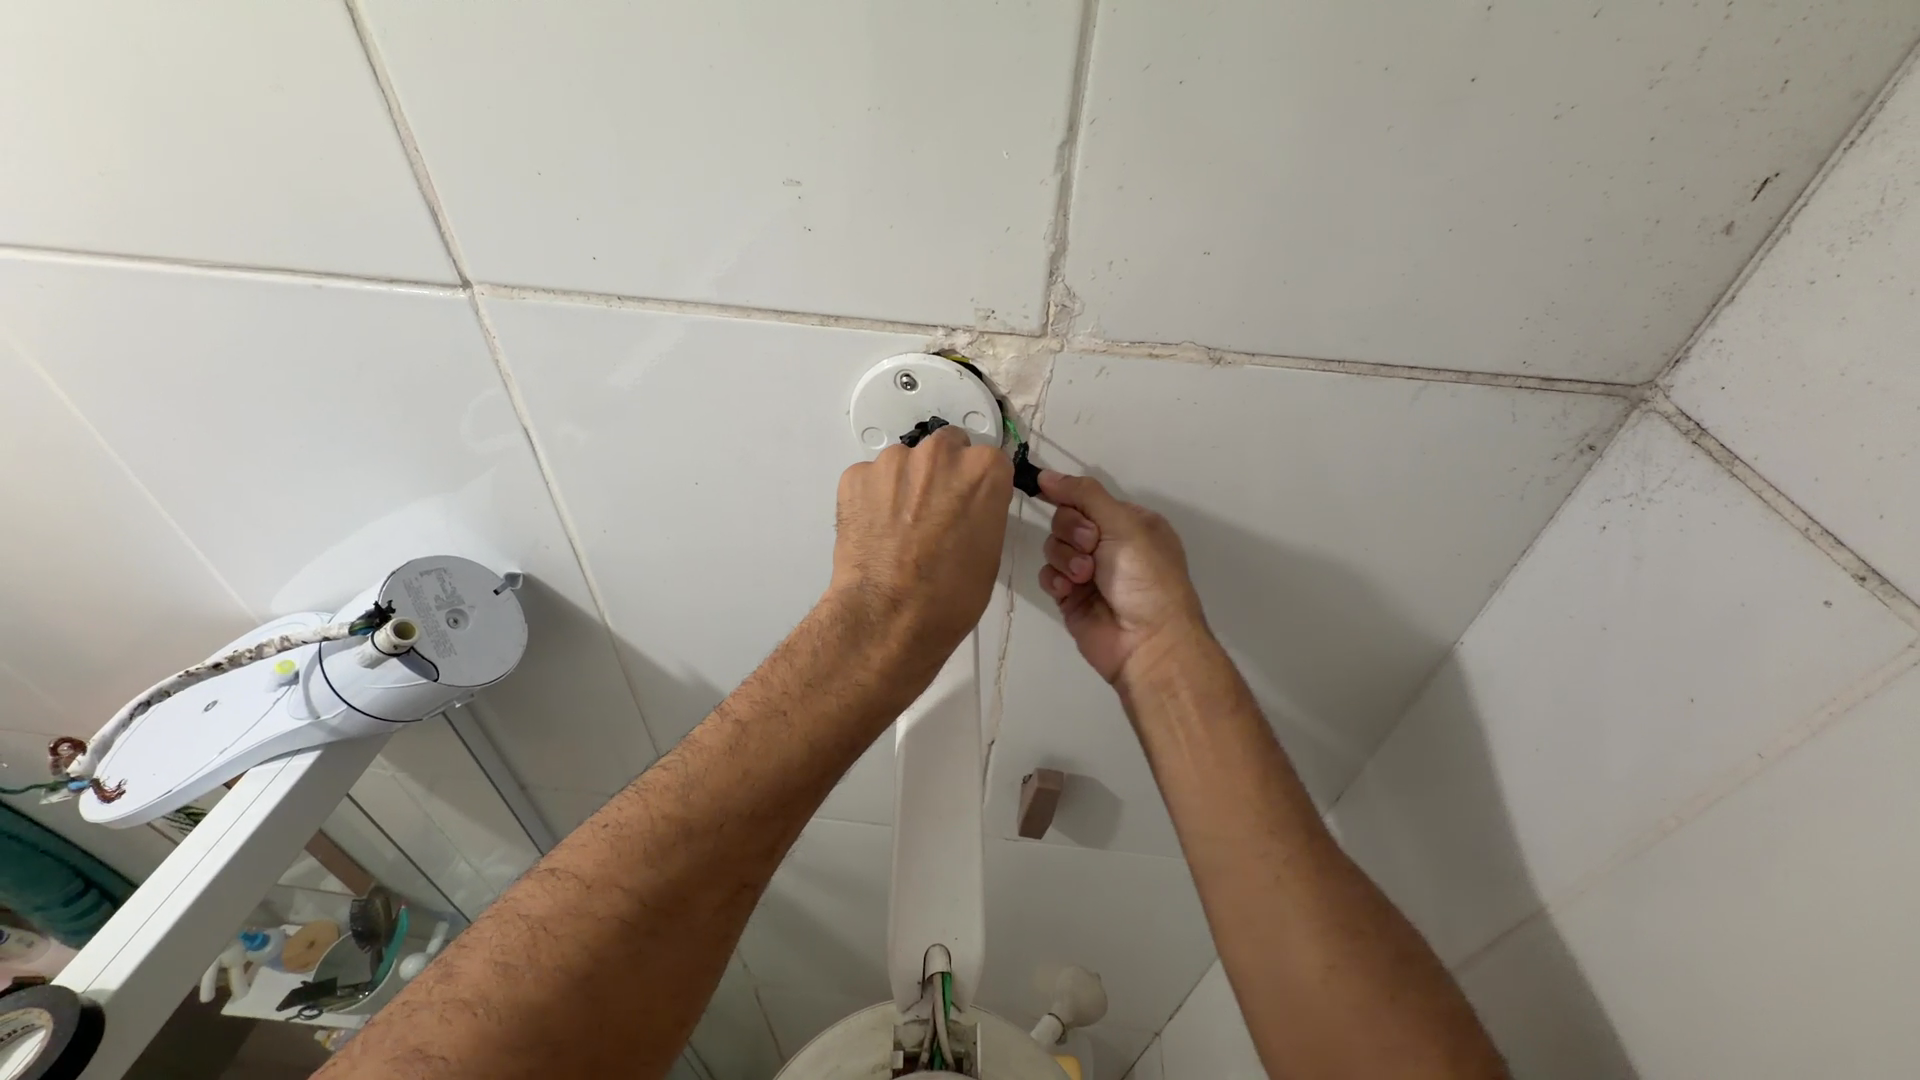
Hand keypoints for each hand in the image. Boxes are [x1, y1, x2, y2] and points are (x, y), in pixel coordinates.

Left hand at [829, 425, 1013, 662]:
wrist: (889, 617)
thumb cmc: (948, 595)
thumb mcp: (989, 551)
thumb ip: (982, 511)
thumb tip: (967, 508)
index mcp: (983, 471)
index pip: (988, 461)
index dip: (977, 485)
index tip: (969, 504)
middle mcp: (939, 455)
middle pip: (946, 448)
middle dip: (941, 474)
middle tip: (934, 514)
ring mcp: (893, 462)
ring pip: (904, 463)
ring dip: (904, 485)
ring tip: (900, 529)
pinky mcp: (856, 476)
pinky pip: (869, 478)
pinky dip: (872, 498)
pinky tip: (876, 531)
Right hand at [1037, 470, 1207, 684]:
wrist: (1147, 641)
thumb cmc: (1145, 575)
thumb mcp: (1123, 524)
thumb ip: (1084, 494)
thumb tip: (1046, 474)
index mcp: (1130, 523)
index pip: (1087, 498)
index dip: (1071, 498)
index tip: (1048, 493)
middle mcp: (1110, 544)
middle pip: (1065, 520)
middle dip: (1072, 532)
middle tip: (1091, 547)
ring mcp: (1089, 572)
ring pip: (1054, 547)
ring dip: (1066, 559)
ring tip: (1085, 577)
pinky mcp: (1071, 597)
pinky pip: (1049, 576)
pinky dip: (1056, 581)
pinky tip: (1070, 592)